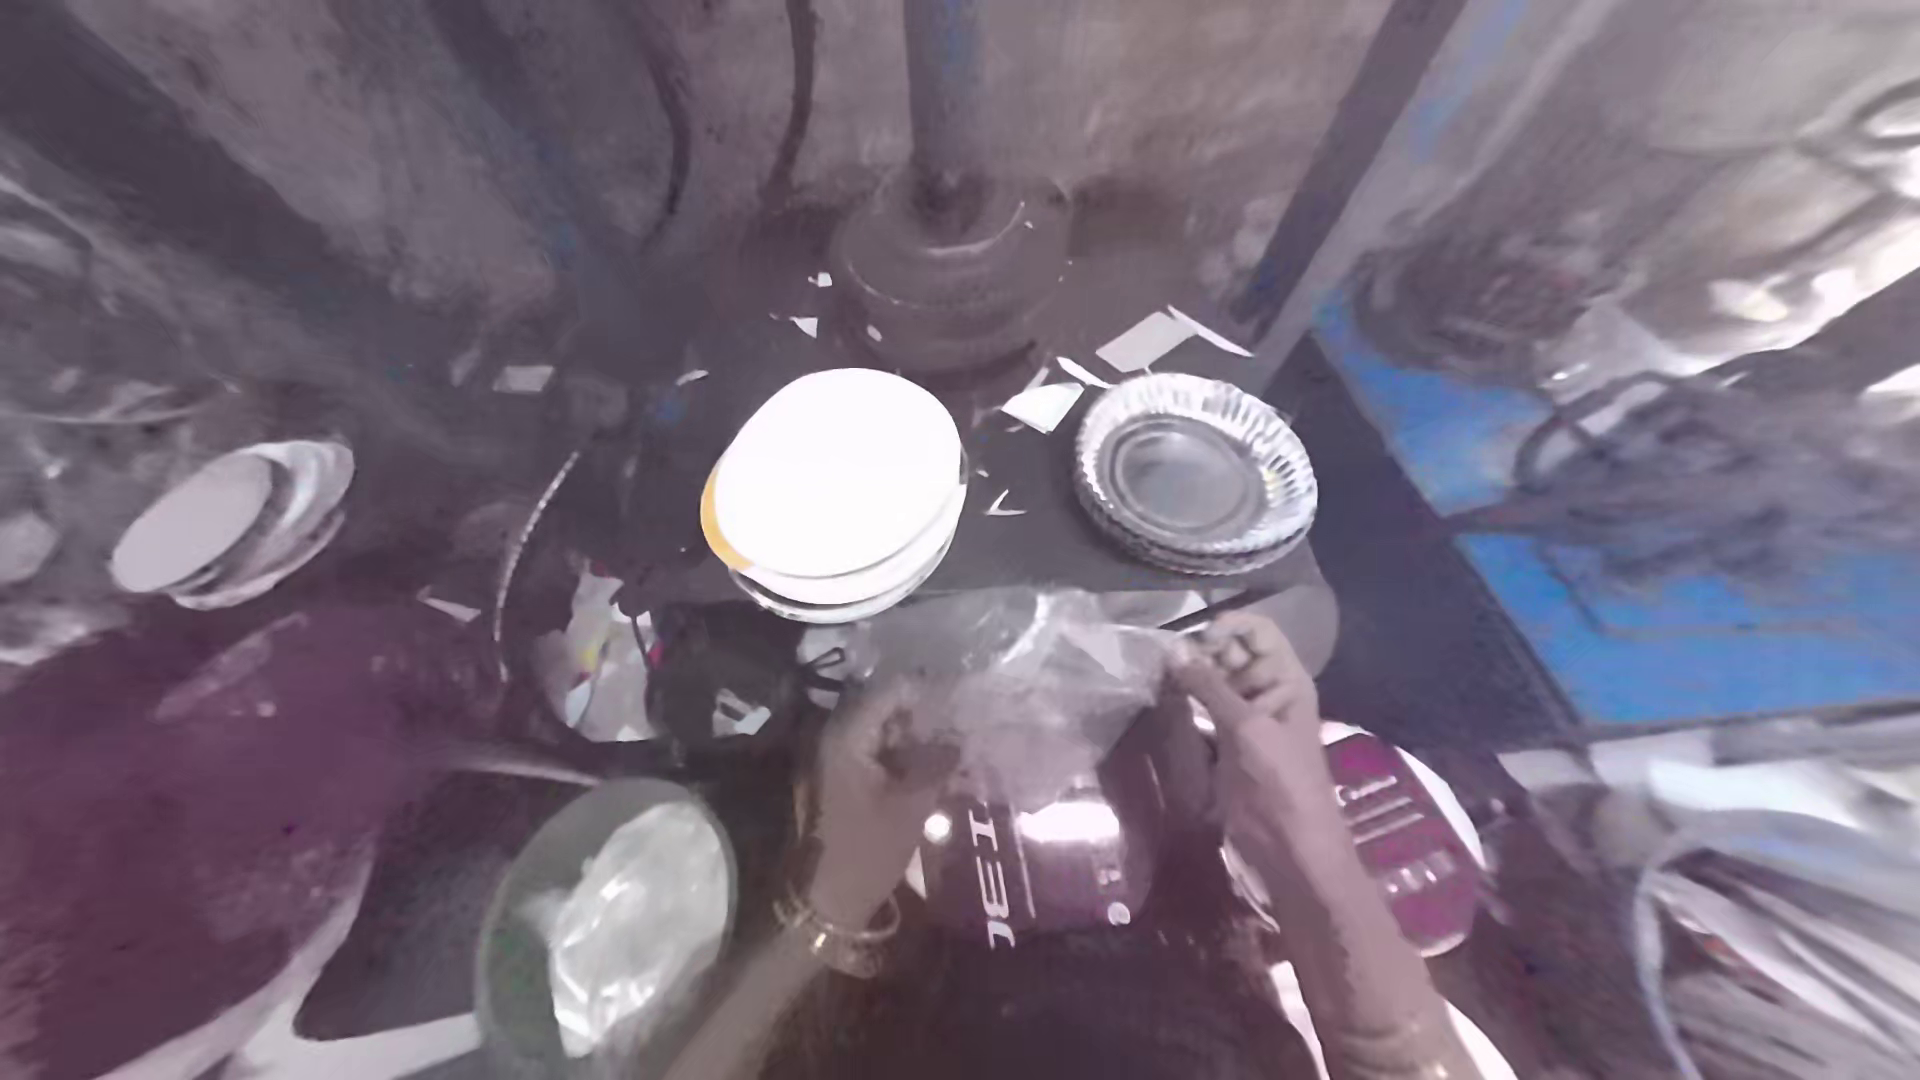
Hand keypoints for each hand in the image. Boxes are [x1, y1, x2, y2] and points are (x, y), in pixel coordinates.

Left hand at [806, 680, 954, 925]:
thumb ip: (936, 762)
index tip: (957, 701)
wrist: (824, 902)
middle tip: (958, 723)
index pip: (890, 690)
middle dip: (922, 712)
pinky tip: (929, 764)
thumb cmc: (867, 851)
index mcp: (848, 735)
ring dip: (913, 733)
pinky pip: (875, 749)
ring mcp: (835, 755)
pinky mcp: (839, 774)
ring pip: (881, 727)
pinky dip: (901, 752)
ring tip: (950, 743)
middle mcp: (836, 735)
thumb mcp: (911, 805)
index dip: (925, 691)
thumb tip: (958, 739)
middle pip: (884, 704)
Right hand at [1174, 613, 1339, 851]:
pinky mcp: (1222, 738)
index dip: (1228, 626)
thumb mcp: (1246, 728)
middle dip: (1198, 649)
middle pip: (1230, 651)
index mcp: (1285, 679)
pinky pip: (1200, 705)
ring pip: (1210, 677)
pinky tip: (1160, 696)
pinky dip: (1182, 697)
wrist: (1290, 850)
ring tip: (1157, 674)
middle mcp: (1264, 689)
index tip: (1195, 639)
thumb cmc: (1279, 782)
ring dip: (1186, 673)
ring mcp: (1242, 714)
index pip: (1258, 631)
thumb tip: (1173, 649)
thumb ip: (1208, 686)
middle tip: (1165, 659)